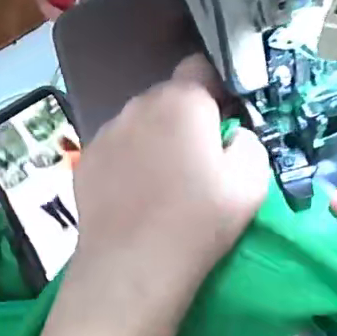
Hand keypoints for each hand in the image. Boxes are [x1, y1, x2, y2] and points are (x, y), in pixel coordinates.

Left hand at [69, 56, 271, 300]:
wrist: (132, 267)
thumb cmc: (199, 222)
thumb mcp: (252, 181)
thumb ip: (249, 142)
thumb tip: (231, 136)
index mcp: (182, 100)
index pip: (200, 68)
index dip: (216, 92)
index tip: (223, 125)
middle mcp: (137, 105)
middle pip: (168, 99)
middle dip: (184, 120)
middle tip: (197, 163)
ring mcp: (105, 133)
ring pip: (139, 125)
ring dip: (153, 141)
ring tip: (161, 185)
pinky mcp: (84, 162)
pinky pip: (116, 151)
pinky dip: (127, 164)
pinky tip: (133, 197)